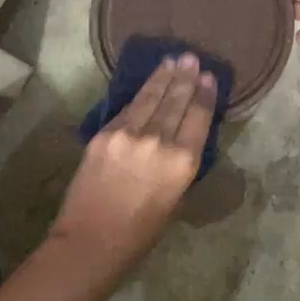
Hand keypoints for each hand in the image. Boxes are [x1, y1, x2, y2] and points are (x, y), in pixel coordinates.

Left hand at [50, 55, 215, 266]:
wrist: (90, 242)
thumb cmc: (140, 235)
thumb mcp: (175, 201)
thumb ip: (180, 166)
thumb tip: (181, 140)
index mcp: (182, 163)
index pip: (199, 118)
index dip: (205, 95)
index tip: (209, 77)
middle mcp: (158, 141)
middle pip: (176, 101)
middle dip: (185, 78)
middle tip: (192, 58)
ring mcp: (128, 134)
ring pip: (150, 97)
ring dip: (163, 77)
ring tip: (173, 60)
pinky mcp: (104, 133)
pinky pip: (126, 109)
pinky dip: (140, 95)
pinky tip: (147, 85)